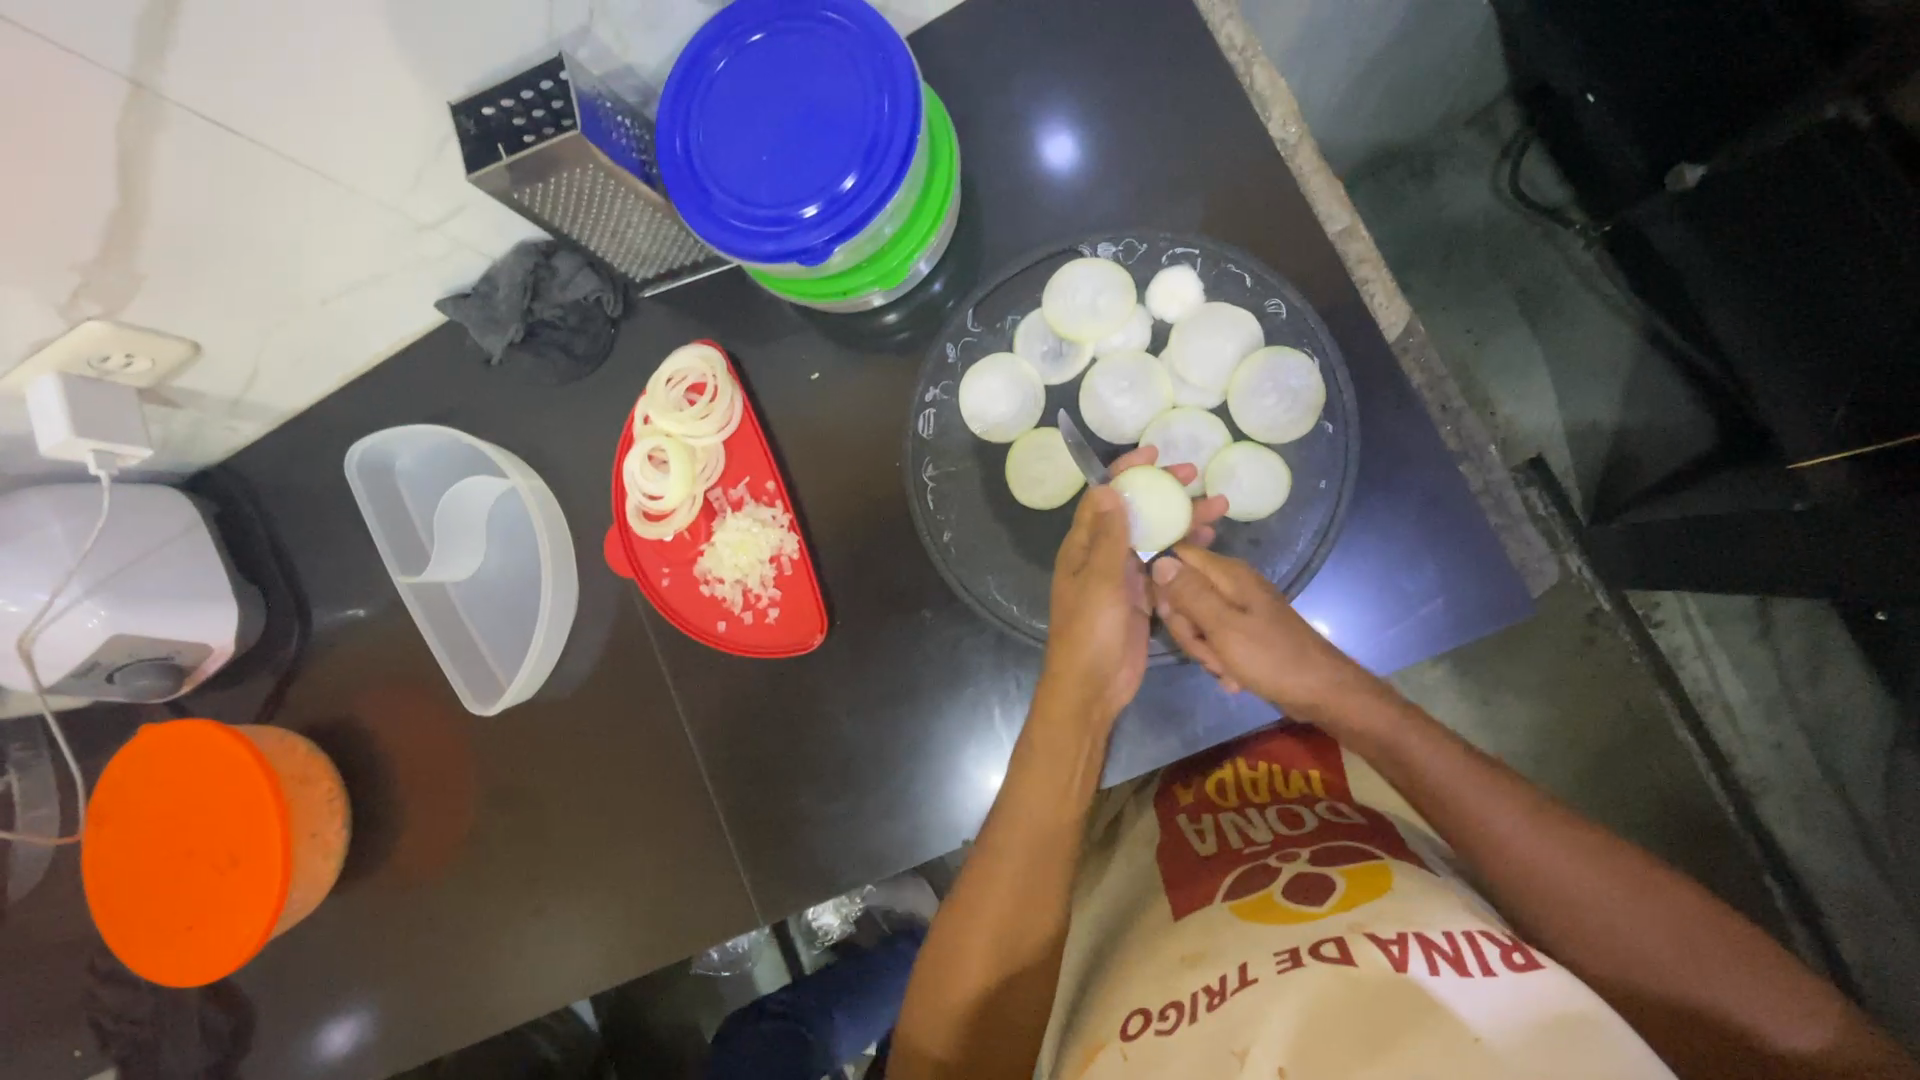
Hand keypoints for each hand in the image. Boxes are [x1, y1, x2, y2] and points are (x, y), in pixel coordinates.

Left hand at [1039, 448, 1226, 725]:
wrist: (1094, 686)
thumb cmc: (1090, 631)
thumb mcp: (1099, 580)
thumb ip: (1108, 537)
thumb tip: (1110, 488)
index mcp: (1082, 547)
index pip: (1103, 497)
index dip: (1126, 472)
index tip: (1154, 454)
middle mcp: (1101, 556)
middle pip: (1134, 514)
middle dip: (1162, 493)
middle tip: (1196, 478)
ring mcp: (1122, 577)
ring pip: (1154, 539)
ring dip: (1181, 522)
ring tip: (1218, 509)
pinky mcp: (1142, 598)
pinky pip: (1164, 566)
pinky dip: (1184, 553)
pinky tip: (1208, 543)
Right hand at [1149, 542, 1385, 724]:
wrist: (1321, 693)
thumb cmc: (1272, 657)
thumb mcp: (1223, 626)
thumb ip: (1189, 593)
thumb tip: (1158, 561)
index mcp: (1228, 574)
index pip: (1177, 557)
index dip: (1163, 582)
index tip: (1168, 611)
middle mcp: (1231, 584)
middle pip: (1182, 594)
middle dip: (1186, 626)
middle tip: (1207, 646)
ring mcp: (1238, 609)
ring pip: (1194, 621)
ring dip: (1202, 648)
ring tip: (1224, 665)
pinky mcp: (1244, 631)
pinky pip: (1213, 638)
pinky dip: (1218, 658)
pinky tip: (1233, 675)